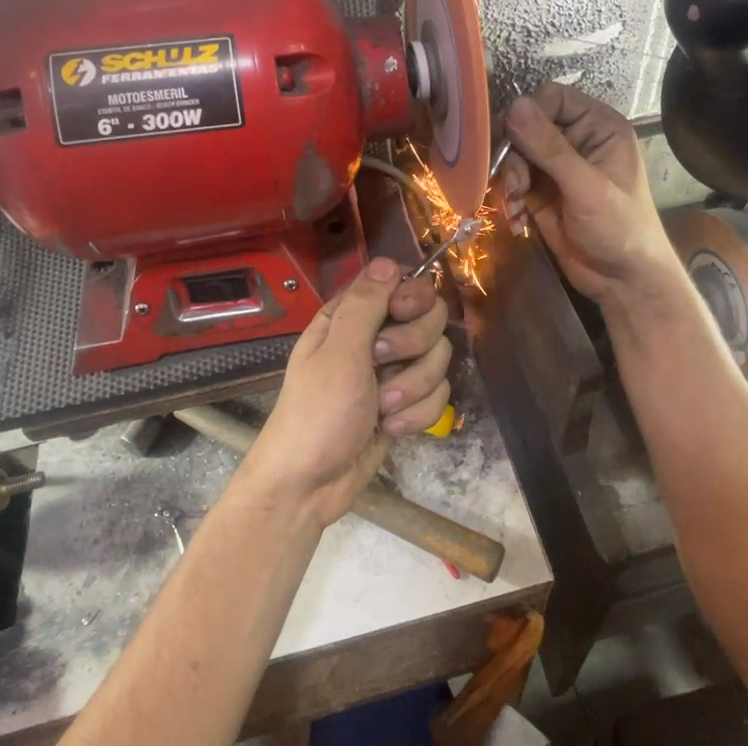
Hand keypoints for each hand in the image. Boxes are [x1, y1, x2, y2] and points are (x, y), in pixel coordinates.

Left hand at [240, 258, 452, 523]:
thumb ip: (366, 305)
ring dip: (413, 389)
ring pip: (438, 361)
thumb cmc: (316, 414)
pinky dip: (417, 416)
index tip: (401, 315)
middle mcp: (373, 339)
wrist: (309, 486)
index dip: (410, 298)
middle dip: (413, 349)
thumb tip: (389, 260)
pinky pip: (437, 396)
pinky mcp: (405, 407)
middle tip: (380, 365)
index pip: (402, 284)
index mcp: (350, 318)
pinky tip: (389, 430)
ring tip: (381, 410)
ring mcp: (391, 375)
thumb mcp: (338, 354)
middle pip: (430, 320)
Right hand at [498, 83, 679, 303]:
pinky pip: (513, 182)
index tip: (516, 144)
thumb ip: (549, 147)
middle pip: (527, 126)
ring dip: (508, 179)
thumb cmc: (619, 229)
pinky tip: (516, 219)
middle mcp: (577, 140)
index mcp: (598, 127)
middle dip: (514, 154)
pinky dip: (508, 198)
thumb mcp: (585, 186)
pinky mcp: (542, 193)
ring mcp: (557, 168)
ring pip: (515, 155)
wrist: (623, 281)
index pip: (552, 98)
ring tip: (513, 204)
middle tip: (513, 184)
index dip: (529, 116)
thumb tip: (515, 106)